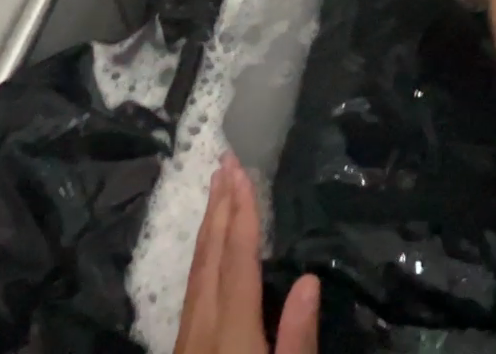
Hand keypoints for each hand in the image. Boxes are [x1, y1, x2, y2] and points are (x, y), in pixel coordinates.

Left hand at [174, 152, 319, 353]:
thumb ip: (297, 337)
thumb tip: (310, 280)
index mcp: (233, 327)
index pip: (238, 257)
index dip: (242, 212)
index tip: (243, 170)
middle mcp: (205, 319)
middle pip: (212, 251)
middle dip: (220, 202)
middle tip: (226, 159)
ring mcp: (189, 330)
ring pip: (198, 265)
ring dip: (208, 221)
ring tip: (216, 185)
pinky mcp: (184, 340)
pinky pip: (193, 281)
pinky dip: (202, 249)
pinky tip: (207, 241)